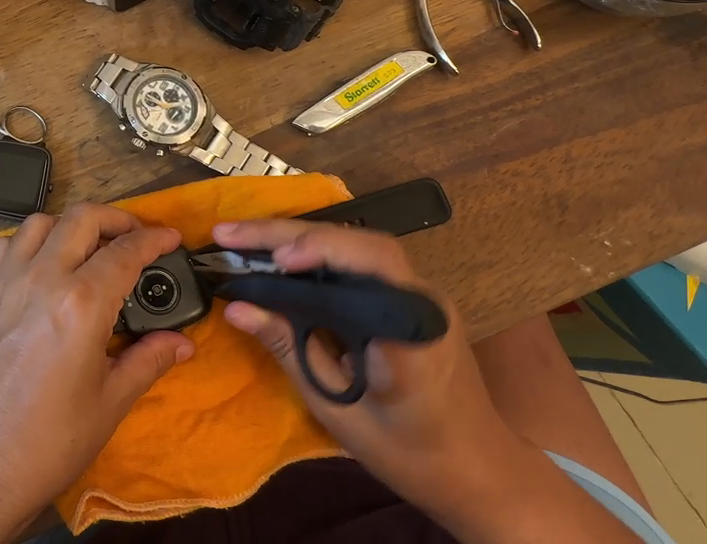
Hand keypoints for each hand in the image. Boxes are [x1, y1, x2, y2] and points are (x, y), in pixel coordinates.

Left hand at [0, 206, 189, 543]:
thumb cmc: (52, 439)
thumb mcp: (112, 401)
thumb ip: (149, 360)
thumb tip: (181, 343)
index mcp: (80, 303)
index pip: (124, 251)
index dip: (153, 239)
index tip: (170, 238)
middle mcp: (42, 278)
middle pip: (82, 218)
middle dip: (116, 218)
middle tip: (138, 235)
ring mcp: (8, 282)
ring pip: (41, 222)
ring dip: (72, 224)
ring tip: (93, 245)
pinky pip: (7, 246)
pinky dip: (30, 241)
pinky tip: (46, 262)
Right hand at [214, 219, 514, 503]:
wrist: (479, 472)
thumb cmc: (410, 452)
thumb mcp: (340, 410)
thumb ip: (291, 349)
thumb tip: (237, 308)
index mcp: (413, 331)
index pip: (371, 265)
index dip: (322, 250)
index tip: (276, 261)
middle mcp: (421, 299)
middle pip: (354, 241)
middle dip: (287, 233)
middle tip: (227, 233)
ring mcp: (418, 293)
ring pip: (354, 241)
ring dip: (296, 235)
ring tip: (242, 238)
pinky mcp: (407, 296)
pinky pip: (357, 259)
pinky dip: (312, 250)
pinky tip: (277, 255)